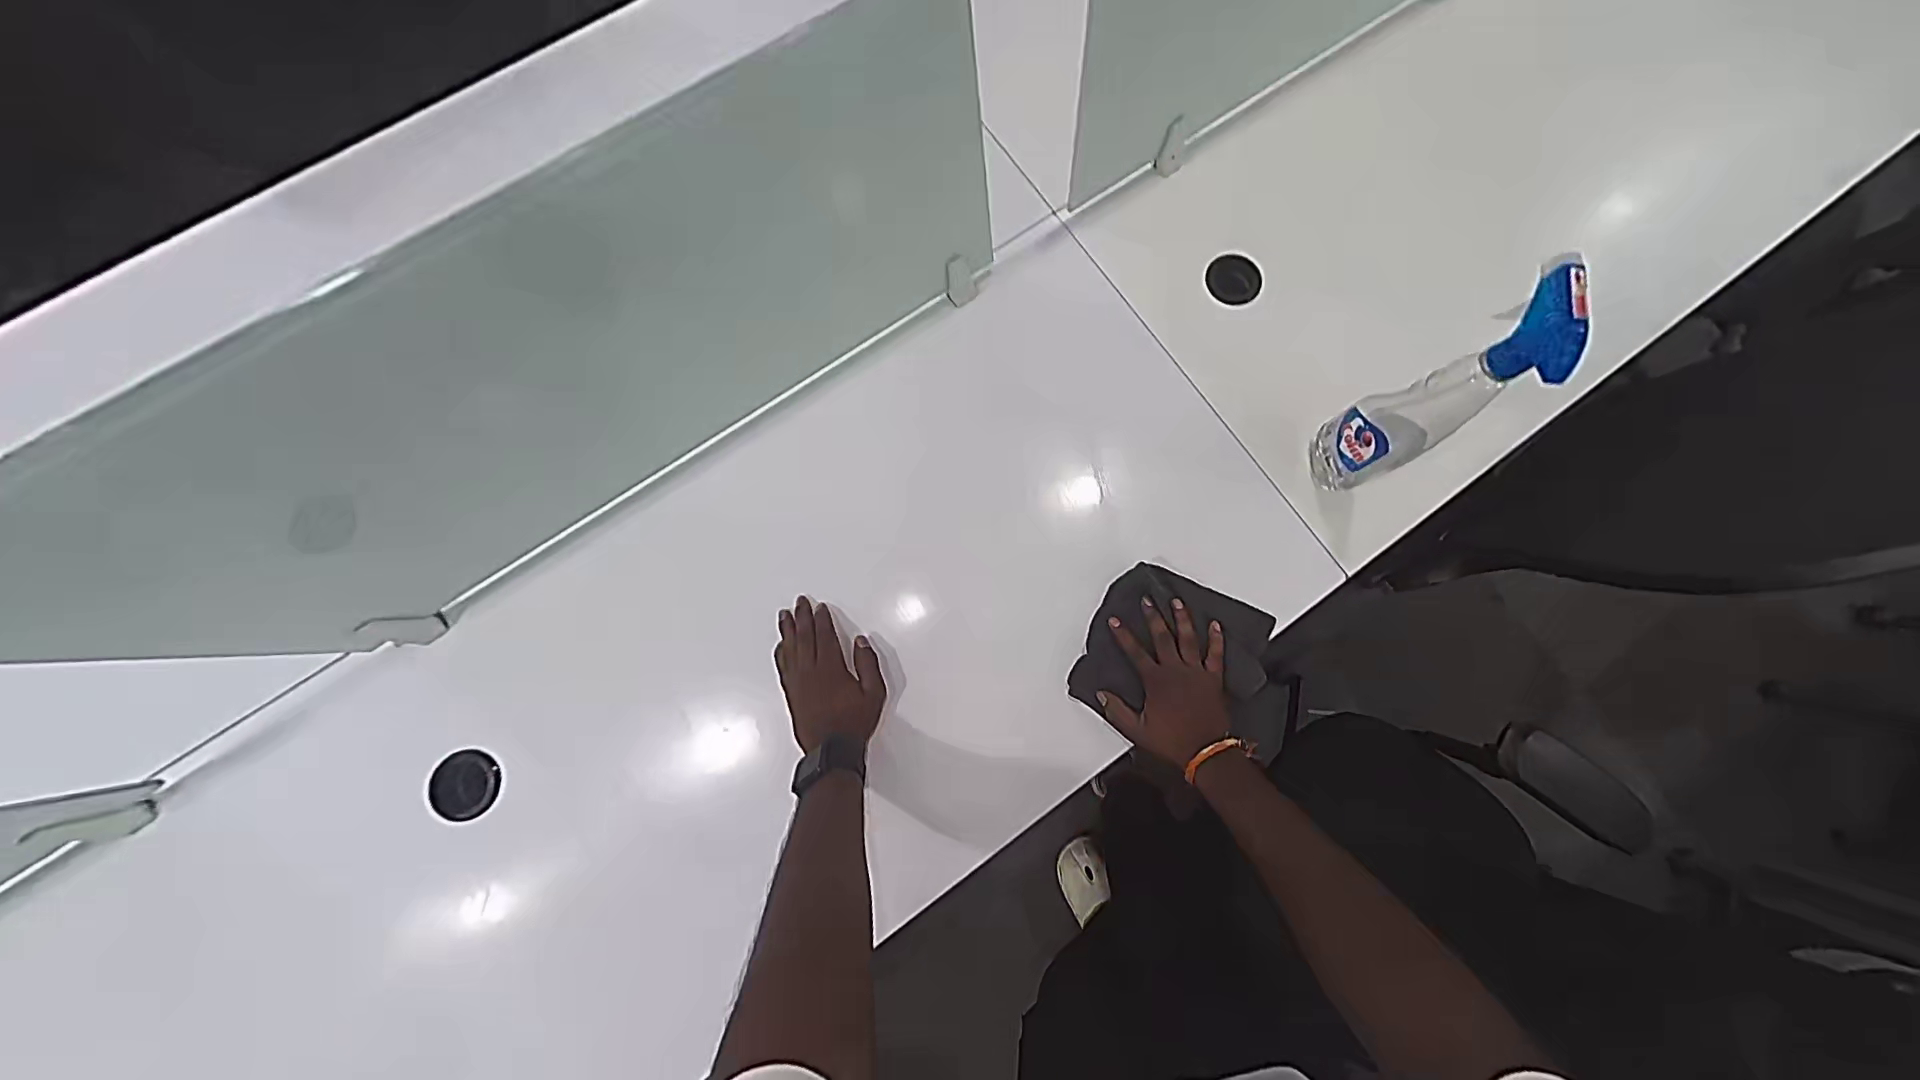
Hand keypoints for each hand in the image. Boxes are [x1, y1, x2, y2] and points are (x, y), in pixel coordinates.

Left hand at [775, 596, 886, 753]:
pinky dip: (781, 652)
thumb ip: (867, 664)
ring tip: (785, 615)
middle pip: (804, 637)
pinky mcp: (791, 693)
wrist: (831, 750)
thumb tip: (861, 643)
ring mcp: (798, 682)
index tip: (820, 608)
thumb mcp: (874, 693)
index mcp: (831, 669)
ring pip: (790, 648)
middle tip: (800, 602)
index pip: (825, 636)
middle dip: (803, 617)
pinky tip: (780, 645)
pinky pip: (783, 666)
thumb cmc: (853, 723)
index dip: (822, 620)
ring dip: (788, 630)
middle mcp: (811, 672)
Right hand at [1099, 597, 1230, 768]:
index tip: (1115, 621)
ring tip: (1177, 602)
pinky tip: (1215, 624)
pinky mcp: (1214, 679)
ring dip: (1182, 619)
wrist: (1206, 751)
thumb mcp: (1137, 729)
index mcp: (1155, 681)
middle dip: (1153, 617)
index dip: (1123, 635)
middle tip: (1148, 600)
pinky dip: (1216, 638)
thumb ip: (1117, 710)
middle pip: (1162, 637)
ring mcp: (1196, 672)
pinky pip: (1215, 654)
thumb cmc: (1173, 741)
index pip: (1135, 652)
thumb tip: (1102, 695)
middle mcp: (1175, 671)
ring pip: (1188, 639)